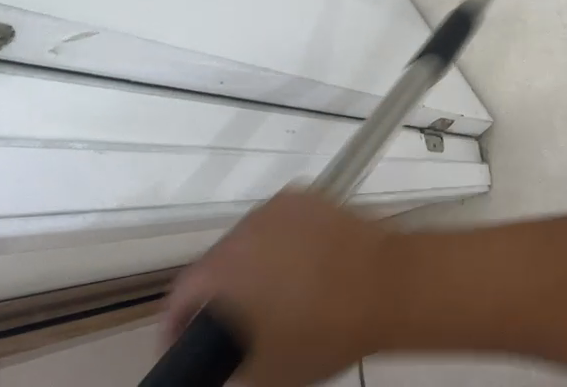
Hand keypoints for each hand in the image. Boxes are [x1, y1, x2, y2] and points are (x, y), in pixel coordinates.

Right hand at [162, 191, 398, 386]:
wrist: (390, 284)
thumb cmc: (325, 331)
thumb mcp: (265, 371)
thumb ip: (231, 366)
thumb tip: (225, 361)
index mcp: (223, 268)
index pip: (179, 295)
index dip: (176, 325)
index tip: (183, 343)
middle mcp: (247, 227)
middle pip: (216, 262)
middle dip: (218, 293)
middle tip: (234, 325)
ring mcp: (283, 206)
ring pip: (251, 240)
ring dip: (251, 265)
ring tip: (272, 297)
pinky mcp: (314, 197)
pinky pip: (284, 223)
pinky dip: (284, 243)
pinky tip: (301, 268)